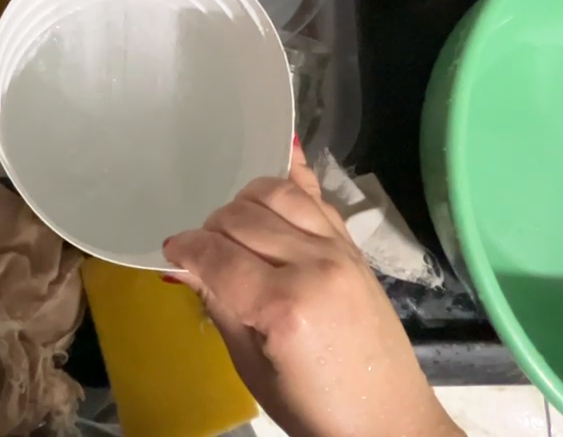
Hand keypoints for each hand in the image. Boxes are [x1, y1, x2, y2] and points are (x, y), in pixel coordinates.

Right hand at [165, 146, 463, 436]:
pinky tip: (278, 153)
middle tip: (202, 250)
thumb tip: (182, 265)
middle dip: (211, 228)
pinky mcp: (353, 244)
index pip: (218, 257)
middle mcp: (314, 265)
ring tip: (233, 226)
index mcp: (285, 308)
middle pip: (242, 218)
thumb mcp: (252, 369)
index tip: (172, 251)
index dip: (187, 249)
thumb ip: (218, 306)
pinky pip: (315, 195)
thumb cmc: (316, 410)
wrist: (390, 421)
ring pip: (276, 192)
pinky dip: (291, 176)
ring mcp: (338, 248)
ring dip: (243, 202)